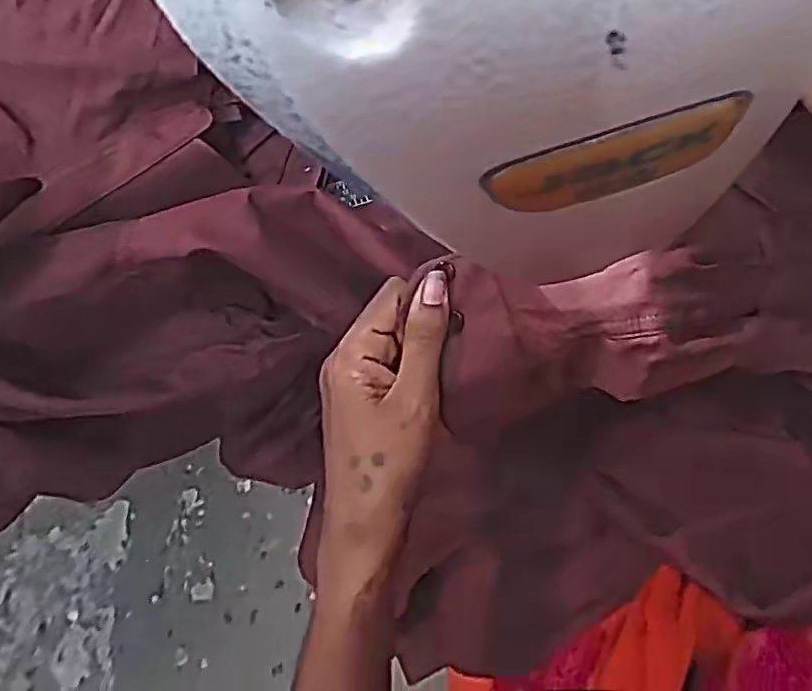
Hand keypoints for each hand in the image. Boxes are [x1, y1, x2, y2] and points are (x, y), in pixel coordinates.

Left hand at [316, 269, 451, 596]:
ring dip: (426, 342)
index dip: (428, 295)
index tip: (465, 308)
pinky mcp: (365, 395)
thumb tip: (436, 279)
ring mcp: (353, 377)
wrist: (367, 532)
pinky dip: (419, 361)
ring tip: (456, 356)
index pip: (392, 294)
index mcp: (350, 351)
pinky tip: (440, 374)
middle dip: (428, 319)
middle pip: (393, 312)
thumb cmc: (390, 466)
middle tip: (464, 338)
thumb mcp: (415, 396)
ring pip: (397, 335)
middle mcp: (346, 356)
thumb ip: (425, 335)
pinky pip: (396, 359)